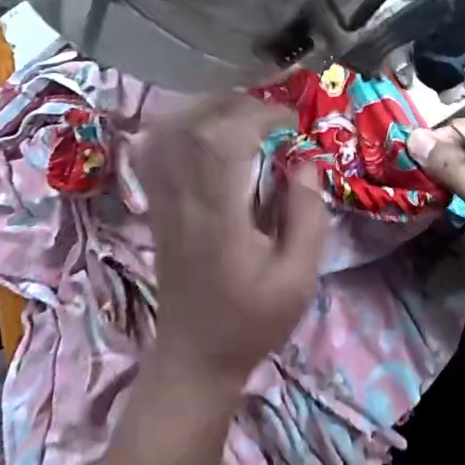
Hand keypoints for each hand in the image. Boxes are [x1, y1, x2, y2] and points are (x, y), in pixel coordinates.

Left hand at [133, 96, 329, 385]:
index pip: (224, 142)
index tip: (291, 123)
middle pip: (196, 127)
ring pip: (173, 131)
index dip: (259, 116)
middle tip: (275, 118)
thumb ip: (307, 215)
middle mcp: (184, 201)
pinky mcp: (157, 204)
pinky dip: (186, 126)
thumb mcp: (299, 277)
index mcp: (219, 217)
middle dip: (240, 107)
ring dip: (214, 111)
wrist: (193, 358)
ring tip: (249, 119)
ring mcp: (163, 201)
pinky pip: (159, 148)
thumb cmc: (252, 320)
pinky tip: (212, 131)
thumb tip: (307, 162)